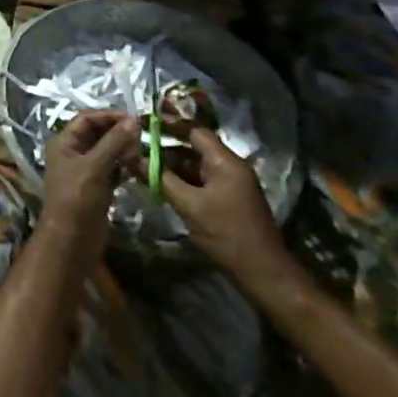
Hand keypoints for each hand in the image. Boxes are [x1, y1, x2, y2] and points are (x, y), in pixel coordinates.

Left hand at [38, 111, 140, 264]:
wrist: (72, 241)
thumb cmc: (77, 198)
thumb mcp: (94, 166)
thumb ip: (114, 142)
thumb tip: (134, 120)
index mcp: (64, 142)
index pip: (86, 119)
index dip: (108, 116)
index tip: (133, 118)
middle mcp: (73, 153)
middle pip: (98, 133)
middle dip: (118, 132)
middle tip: (141, 136)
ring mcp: (85, 170)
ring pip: (107, 151)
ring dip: (123, 149)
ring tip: (142, 152)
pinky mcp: (97, 186)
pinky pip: (113, 168)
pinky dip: (125, 166)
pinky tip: (139, 166)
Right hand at [150, 128, 296, 293]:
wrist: (263, 273)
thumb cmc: (226, 234)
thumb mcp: (189, 205)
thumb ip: (161, 179)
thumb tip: (134, 158)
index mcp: (225, 161)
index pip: (194, 131)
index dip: (169, 125)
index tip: (144, 123)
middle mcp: (230, 166)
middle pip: (194, 146)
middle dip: (166, 146)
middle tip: (138, 146)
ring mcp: (231, 183)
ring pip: (196, 165)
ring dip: (172, 165)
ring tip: (143, 164)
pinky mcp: (229, 199)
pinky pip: (201, 180)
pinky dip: (182, 179)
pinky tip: (162, 184)